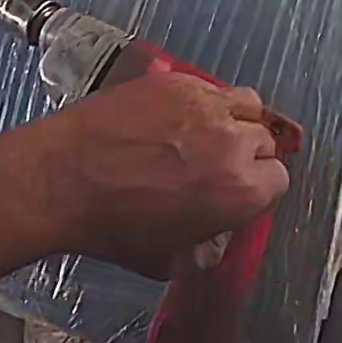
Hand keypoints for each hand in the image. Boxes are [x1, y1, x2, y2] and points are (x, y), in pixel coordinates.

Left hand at [31, 72, 289, 277]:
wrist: (63, 178)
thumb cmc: (113, 225)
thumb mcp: (168, 259)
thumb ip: (206, 250)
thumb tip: (215, 240)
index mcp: (240, 189)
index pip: (278, 179)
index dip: (260, 188)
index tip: (241, 191)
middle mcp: (232, 141)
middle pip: (266, 140)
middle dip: (249, 156)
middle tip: (220, 166)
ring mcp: (206, 105)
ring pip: (249, 105)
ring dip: (239, 121)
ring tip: (215, 133)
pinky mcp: (179, 83)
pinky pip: (212, 88)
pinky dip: (207, 102)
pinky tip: (182, 118)